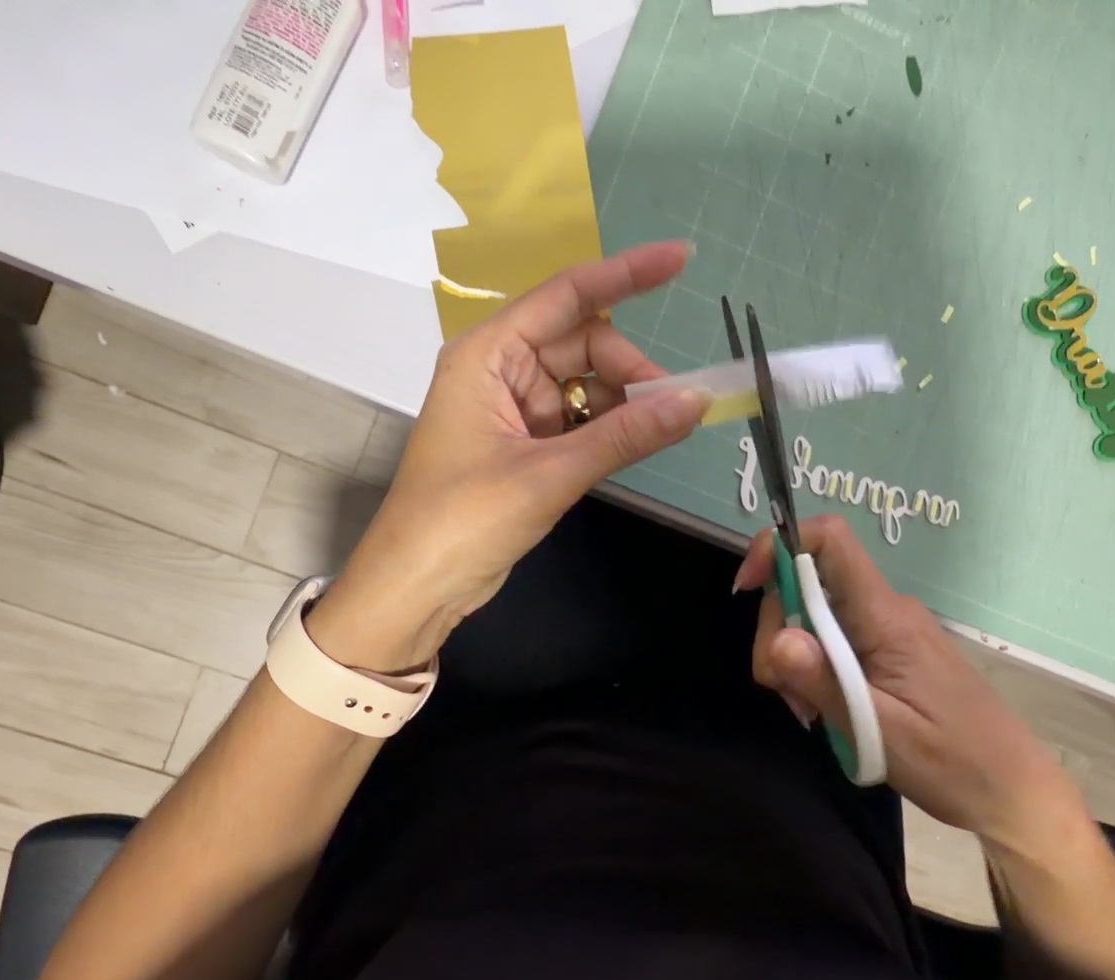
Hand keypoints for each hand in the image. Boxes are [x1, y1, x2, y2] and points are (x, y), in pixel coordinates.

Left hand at [306, 242, 709, 673]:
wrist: (417, 586)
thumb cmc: (464, 519)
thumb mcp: (549, 474)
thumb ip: (625, 435)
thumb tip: (696, 401)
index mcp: (487, 355)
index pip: (566, 296)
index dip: (626, 274)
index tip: (682, 259)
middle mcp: (498, 370)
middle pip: (581, 343)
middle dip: (629, 368)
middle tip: (673, 405)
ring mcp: (510, 409)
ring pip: (584, 384)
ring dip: (622, 402)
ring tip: (656, 429)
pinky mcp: (521, 445)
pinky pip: (577, 419)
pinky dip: (607, 428)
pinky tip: (633, 443)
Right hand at [736, 516, 1088, 857]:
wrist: (1010, 790)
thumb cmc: (952, 762)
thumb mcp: (879, 730)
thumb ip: (825, 683)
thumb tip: (778, 639)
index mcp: (886, 617)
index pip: (831, 540)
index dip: (780, 547)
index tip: (748, 588)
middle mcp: (885, 610)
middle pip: (807, 586)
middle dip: (778, 631)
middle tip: (788, 694)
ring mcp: (886, 630)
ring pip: (813, 617)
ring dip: (793, 659)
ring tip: (812, 712)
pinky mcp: (886, 651)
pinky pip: (832, 641)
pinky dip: (813, 670)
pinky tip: (825, 710)